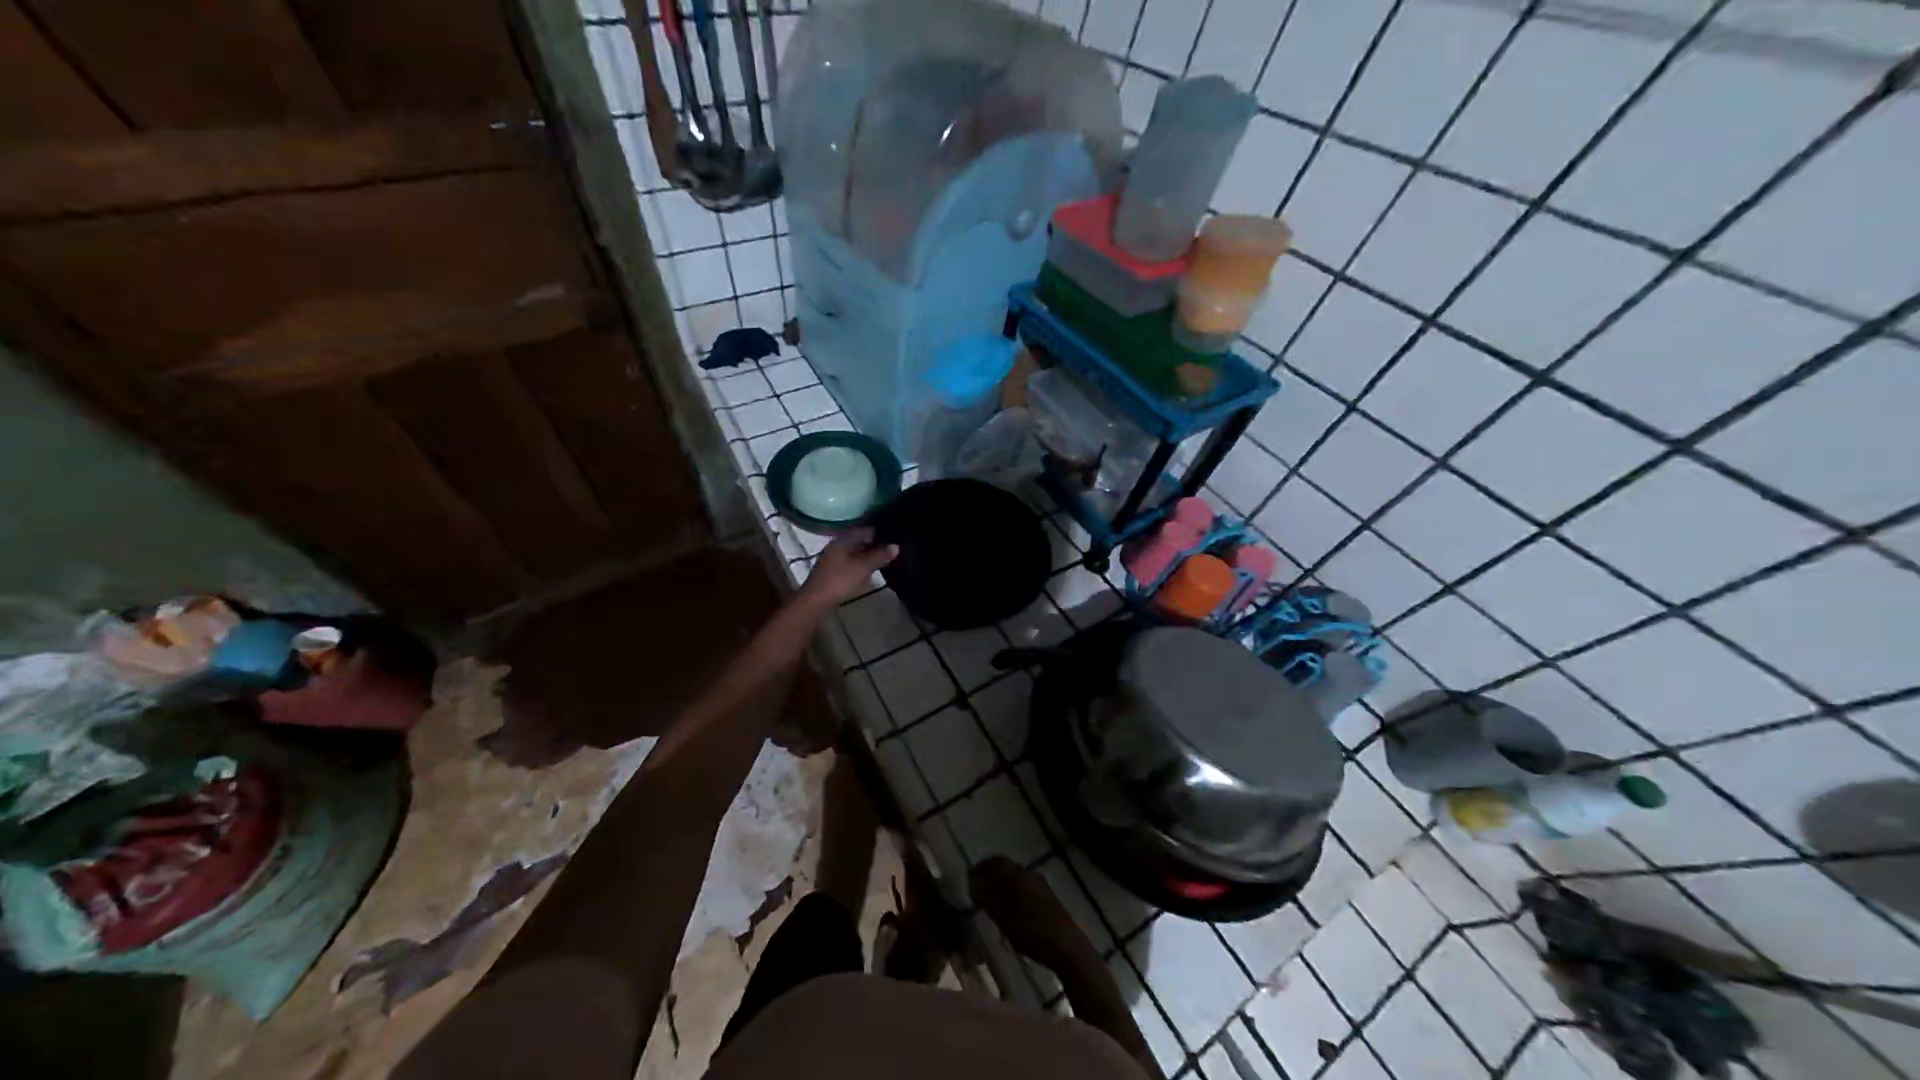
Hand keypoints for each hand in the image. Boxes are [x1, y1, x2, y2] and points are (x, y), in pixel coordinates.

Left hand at [797, 527, 897, 608]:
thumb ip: (880, 555)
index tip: (895, 539)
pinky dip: (860, 565)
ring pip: (854, 552)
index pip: (866, 530)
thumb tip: (896, 546)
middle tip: (892, 552)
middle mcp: (837, 545)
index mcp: (844, 539)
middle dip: (875, 546)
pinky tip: (868, 573)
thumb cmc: (840, 580)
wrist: (816, 600)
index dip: (881, 533)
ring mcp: (832, 558)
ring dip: (868, 556)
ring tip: (883, 562)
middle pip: (860, 541)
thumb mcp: (864, 567)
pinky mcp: (831, 570)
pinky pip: (849, 562)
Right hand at [969, 856, 1093, 972]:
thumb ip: (987, 897)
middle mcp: (1029, 873)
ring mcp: (1040, 884)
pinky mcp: (1047, 896)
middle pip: (1005, 868)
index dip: (980, 868)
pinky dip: (1013, 892)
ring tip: (991, 902)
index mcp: (1017, 875)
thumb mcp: (1003, 917)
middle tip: (978, 892)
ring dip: (1002, 885)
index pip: (994, 862)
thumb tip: (973, 883)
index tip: (969, 880)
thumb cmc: (1031, 932)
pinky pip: (1024, 887)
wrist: (1066, 947)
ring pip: (1015, 878)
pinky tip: (1009, 909)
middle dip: (990, 877)